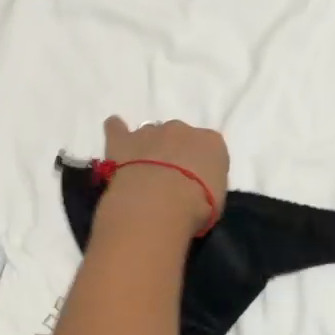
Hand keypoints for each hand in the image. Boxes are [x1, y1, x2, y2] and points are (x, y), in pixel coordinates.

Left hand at [101, 117, 230, 237]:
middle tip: (172, 178)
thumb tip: (197, 185)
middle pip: (180, 136)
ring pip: (152, 133)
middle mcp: (182, 129)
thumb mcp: (218, 200)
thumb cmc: (197, 206)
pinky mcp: (122, 140)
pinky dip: (117, 131)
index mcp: (212, 143)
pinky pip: (117, 128)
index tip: (200, 181)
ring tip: (146, 171)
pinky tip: (118, 140)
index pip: (212, 147)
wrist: (159, 204)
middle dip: (176, 152)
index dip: (204, 165)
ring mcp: (151, 131)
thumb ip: (209, 183)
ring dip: (150, 148)